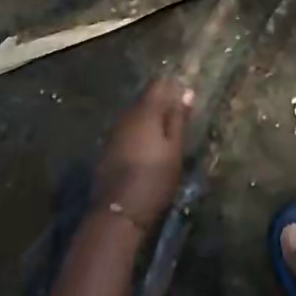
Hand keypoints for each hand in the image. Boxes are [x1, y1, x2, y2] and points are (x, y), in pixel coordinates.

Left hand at [93, 79, 193, 221]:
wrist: (119, 211)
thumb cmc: (155, 180)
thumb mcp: (174, 151)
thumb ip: (178, 120)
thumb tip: (186, 91)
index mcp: (146, 112)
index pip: (158, 86)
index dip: (171, 84)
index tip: (183, 89)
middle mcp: (128, 115)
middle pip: (145, 99)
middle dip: (160, 99)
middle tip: (177, 107)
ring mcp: (115, 130)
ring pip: (135, 113)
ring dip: (149, 115)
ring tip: (164, 124)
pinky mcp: (109, 146)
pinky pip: (127, 127)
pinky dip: (138, 128)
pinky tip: (146, 140)